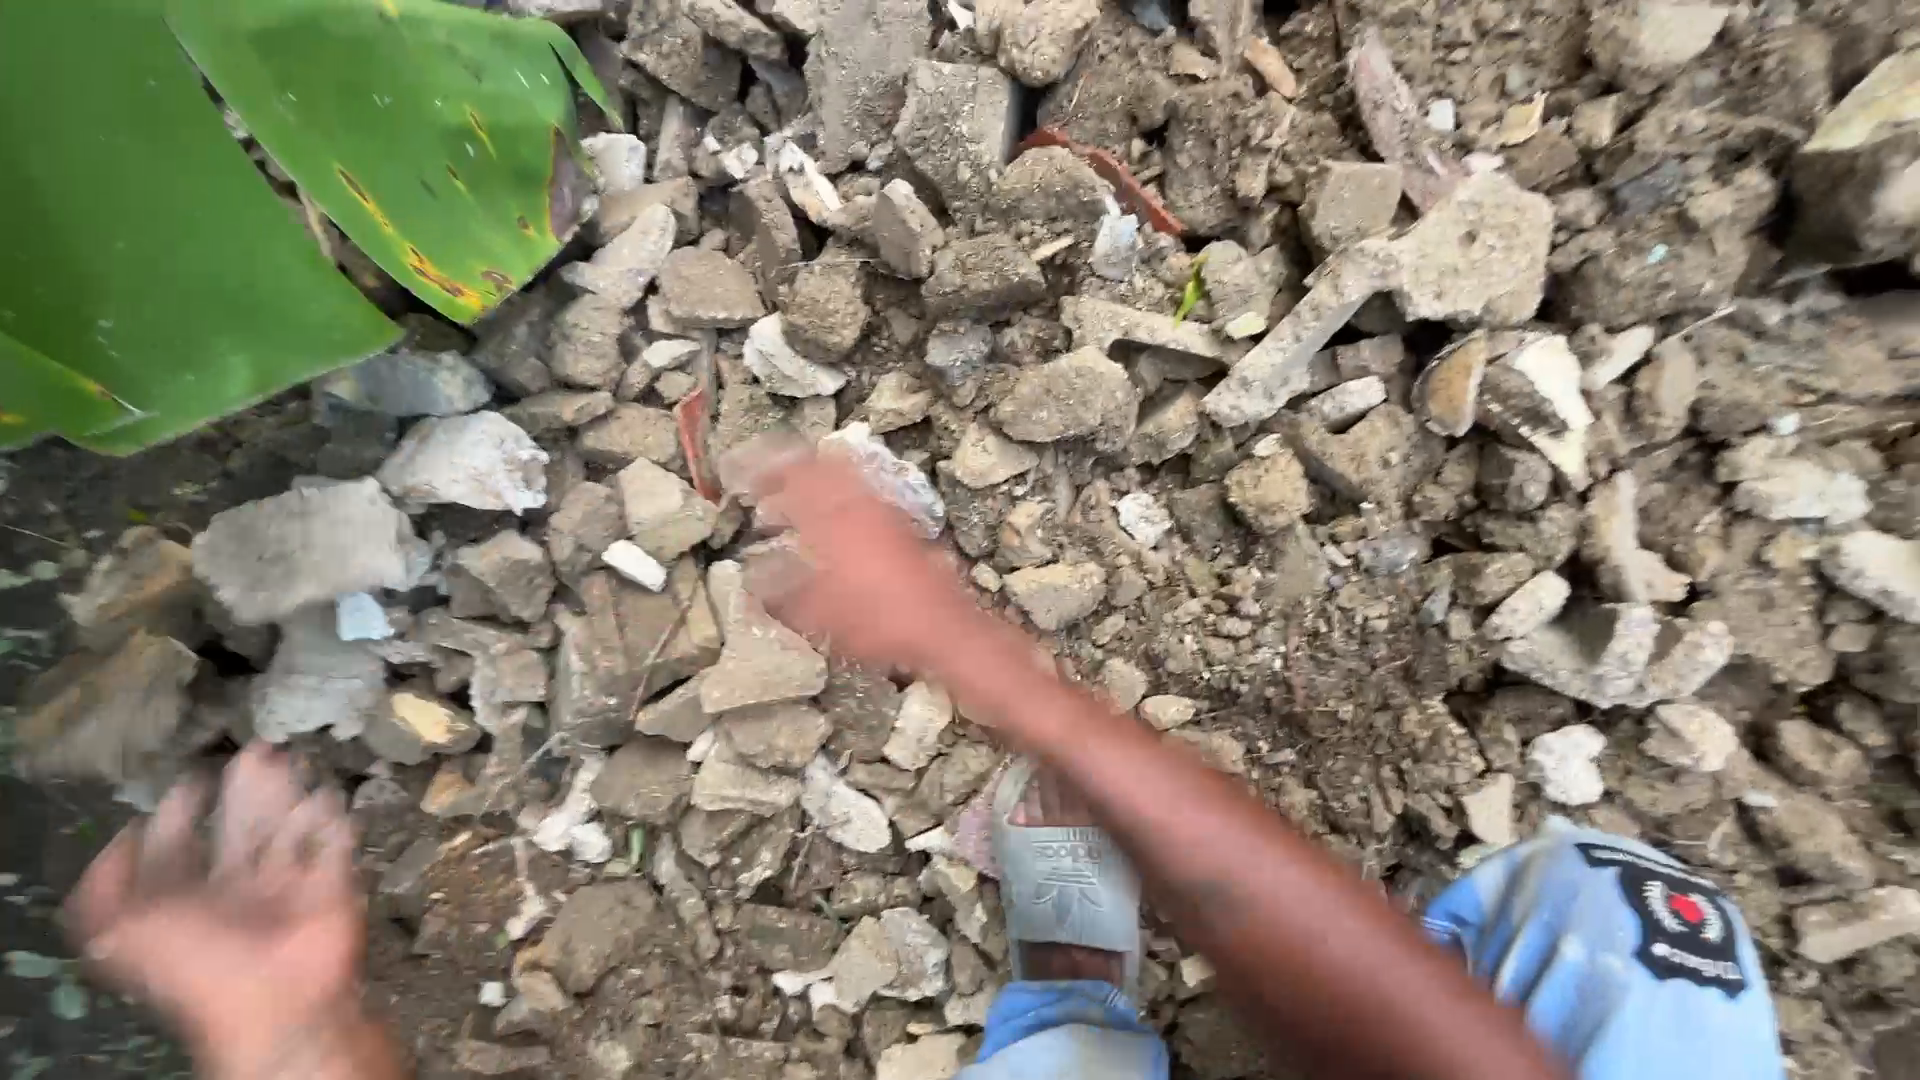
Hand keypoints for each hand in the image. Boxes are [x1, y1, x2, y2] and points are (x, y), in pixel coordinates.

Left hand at [65, 743, 371, 1079]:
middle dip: (249, 791)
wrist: (277, 995)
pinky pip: (334, 845)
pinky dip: (333, 822)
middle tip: (258, 750)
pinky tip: (328, 798)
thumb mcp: (125, 931)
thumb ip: (108, 890)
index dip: (183, 816)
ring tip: (288, 759)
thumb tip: (119, 839)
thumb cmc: (196, 964)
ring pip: (290, 830)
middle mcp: (238, 889)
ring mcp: (289, 885)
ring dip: (290, 796)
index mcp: (190, 900)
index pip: (184, 849)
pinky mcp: (333, 883)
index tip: (191, 781)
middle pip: (244, 831)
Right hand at [729, 439, 988, 677]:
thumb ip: (782, 593)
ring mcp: (888, 512)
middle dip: (794, 468)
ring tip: (799, 499)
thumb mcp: (820, 616)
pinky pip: (867, 496)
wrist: (943, 627)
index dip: (768, 470)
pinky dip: (845, 498)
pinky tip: (837, 523)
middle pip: (825, 466)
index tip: (748, 476)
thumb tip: (755, 579)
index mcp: (835, 519)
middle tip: (772, 481)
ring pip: (848, 477)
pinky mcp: (905, 526)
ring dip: (821, 481)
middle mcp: (862, 505)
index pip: (796, 475)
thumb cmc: (879, 621)